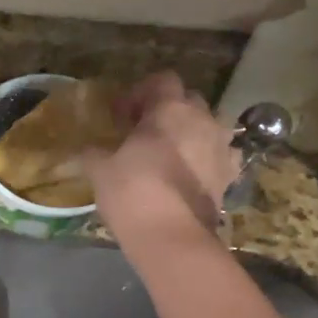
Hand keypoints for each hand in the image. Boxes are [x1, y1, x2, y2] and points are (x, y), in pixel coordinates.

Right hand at [86, 71, 240, 244]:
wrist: (173, 237)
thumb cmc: (133, 193)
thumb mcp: (100, 170)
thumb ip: (93, 152)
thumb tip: (88, 148)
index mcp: (169, 110)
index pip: (162, 80)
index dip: (140, 92)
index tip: (122, 115)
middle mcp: (202, 119)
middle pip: (187, 100)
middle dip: (166, 111)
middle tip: (142, 132)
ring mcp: (221, 146)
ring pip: (206, 126)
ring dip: (188, 133)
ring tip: (167, 154)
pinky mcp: (230, 173)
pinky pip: (219, 154)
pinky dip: (206, 157)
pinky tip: (190, 173)